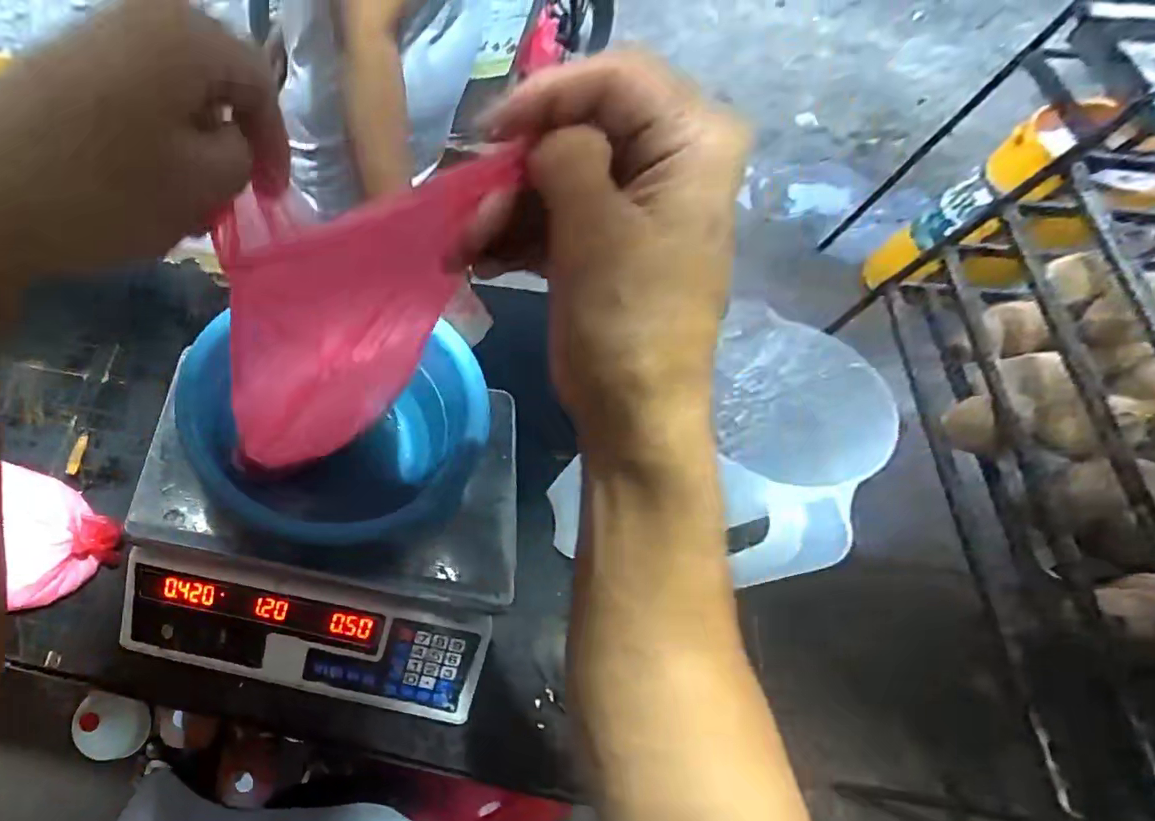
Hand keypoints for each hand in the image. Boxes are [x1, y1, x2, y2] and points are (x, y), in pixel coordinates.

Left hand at [0, 0, 287, 277]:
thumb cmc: (101, 193)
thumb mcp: (194, 187)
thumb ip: (238, 161)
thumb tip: (230, 145)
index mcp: (185, 34)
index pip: (256, 82)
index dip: (273, 145)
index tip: (272, 197)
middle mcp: (137, 18)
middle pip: (205, 89)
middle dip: (219, 154)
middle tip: (215, 211)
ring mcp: (87, 41)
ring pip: (160, 104)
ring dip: (176, 159)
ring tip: (166, 214)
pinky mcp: (50, 74)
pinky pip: (118, 111)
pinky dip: (136, 154)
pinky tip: (121, 197)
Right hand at [458, 49, 748, 461]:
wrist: (631, 408)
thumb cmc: (625, 322)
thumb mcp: (598, 232)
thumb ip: (569, 162)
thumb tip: (542, 140)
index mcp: (691, 141)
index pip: (616, 79)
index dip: (547, 96)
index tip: (485, 135)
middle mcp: (664, 161)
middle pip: (576, 131)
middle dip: (513, 172)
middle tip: (467, 217)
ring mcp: (627, 207)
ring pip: (551, 180)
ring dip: (500, 212)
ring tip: (463, 252)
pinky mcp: (597, 246)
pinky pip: (546, 220)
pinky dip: (508, 237)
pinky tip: (477, 261)